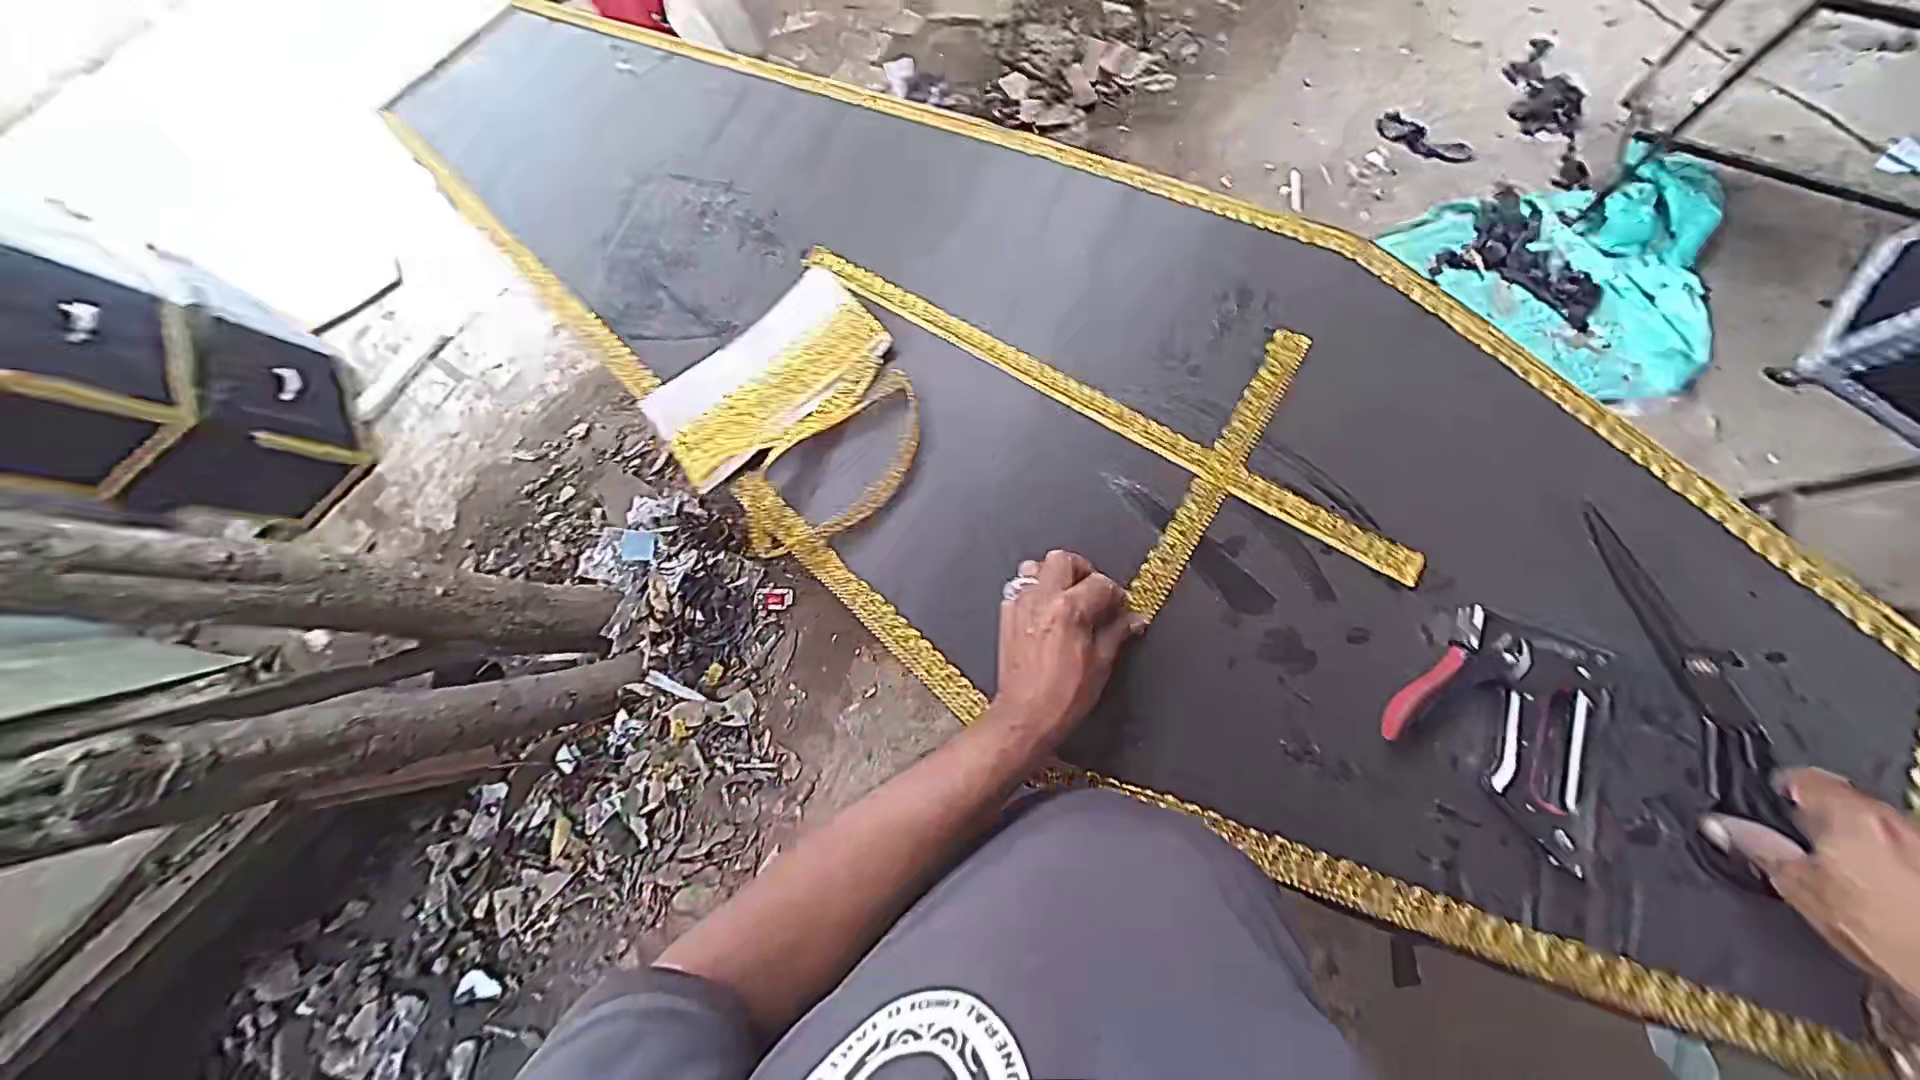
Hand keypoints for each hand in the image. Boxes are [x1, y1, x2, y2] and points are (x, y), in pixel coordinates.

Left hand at [991, 550, 1145, 752]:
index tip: (1120, 606)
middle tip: (1094, 591)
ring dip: (1053, 575)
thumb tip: (1133, 619)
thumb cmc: (1062, 696)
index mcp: (1069, 609)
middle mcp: (1041, 600)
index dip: (1115, 594)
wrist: (1025, 714)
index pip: (1100, 583)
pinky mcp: (1006, 616)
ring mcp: (1020, 605)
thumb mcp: (1100, 665)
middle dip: (1083, 570)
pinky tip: (1046, 609)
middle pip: (1062, 559)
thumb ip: (1116, 633)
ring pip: (1035, 567)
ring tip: (1067, 596)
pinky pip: (1020, 587)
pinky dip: (1034, 590)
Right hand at [1700, 767, 1919, 1006]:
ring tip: (1831, 872)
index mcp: (1851, 814)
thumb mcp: (1797, 885)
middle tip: (1789, 842)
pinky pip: (1901, 853)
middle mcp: (1895, 822)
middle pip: (1841, 803)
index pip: (1802, 777)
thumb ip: (1755, 846)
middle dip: (1813, 819)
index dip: (1775, 787)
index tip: (1762, 802)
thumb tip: (1718, 825)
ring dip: (1848, 841)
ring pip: (1873, 830)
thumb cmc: (1886, 928)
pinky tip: (1870, 890)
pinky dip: (1879, 862)